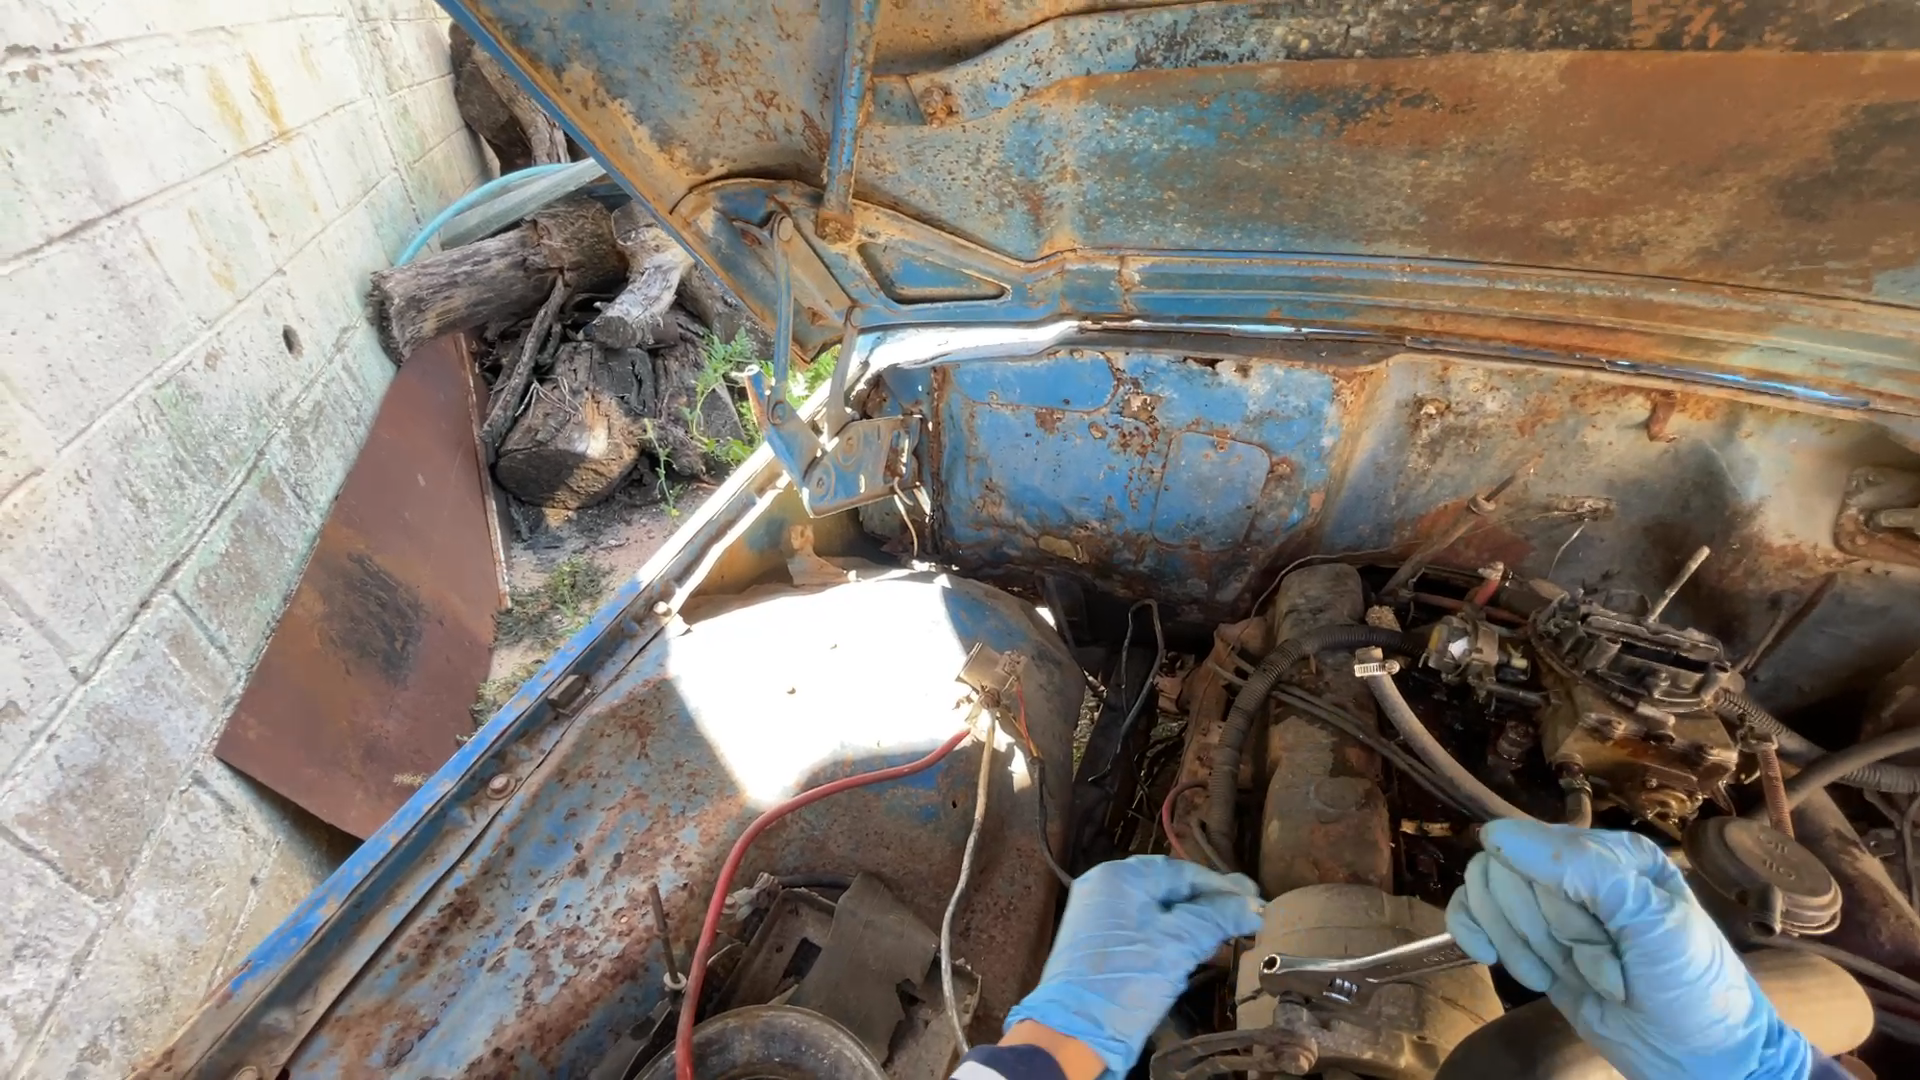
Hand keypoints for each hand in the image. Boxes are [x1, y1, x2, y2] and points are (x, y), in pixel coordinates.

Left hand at [1004, 855, 1262, 1076]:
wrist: (1075, 1031)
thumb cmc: (1126, 980)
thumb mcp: (1176, 946)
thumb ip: (1214, 919)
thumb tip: (1251, 904)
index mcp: (1118, 876)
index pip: (1179, 870)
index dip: (1219, 886)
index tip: (1253, 899)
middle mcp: (1105, 885)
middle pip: (1166, 885)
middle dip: (1207, 901)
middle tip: (1245, 913)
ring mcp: (1099, 912)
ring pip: (1155, 907)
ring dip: (1191, 918)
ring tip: (1227, 929)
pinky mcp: (1099, 939)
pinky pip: (1141, 925)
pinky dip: (1169, 932)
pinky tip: (1194, 944)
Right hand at [1446, 820, 1812, 1079]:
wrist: (1697, 1066)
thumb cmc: (1690, 992)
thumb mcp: (1653, 925)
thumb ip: (1580, 869)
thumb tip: (1491, 835)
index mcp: (1606, 852)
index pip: (1532, 847)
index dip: (1555, 904)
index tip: (1605, 951)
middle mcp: (1568, 867)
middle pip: (1501, 871)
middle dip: (1541, 932)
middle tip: (1593, 971)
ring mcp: (1540, 901)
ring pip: (1480, 890)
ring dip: (1515, 944)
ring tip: (1555, 977)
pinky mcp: (1518, 932)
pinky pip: (1464, 909)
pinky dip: (1471, 932)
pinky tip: (1488, 957)